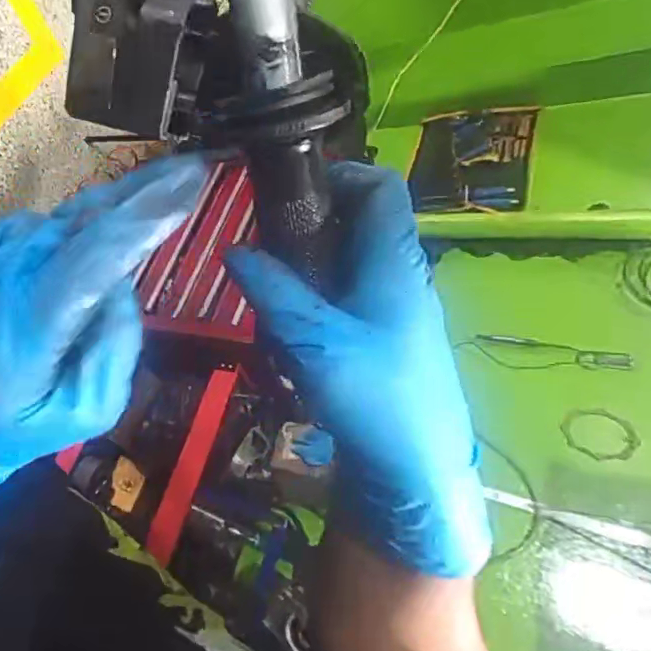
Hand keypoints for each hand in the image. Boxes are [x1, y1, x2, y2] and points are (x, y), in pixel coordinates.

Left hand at [0, 154, 209, 553]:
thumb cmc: (26, 423)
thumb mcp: (93, 408)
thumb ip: (117, 343)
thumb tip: (118, 280)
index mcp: (25, 337)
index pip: (86, 265)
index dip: (138, 224)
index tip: (185, 187)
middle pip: (73, 231)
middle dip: (131, 204)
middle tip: (183, 173)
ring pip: (50, 225)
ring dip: (88, 229)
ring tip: (116, 235)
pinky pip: (20, 229)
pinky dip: (52, 238)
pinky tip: (60, 263)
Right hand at [226, 162, 489, 578]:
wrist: (417, 477)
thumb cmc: (377, 399)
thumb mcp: (315, 341)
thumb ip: (274, 291)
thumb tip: (233, 249)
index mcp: (394, 261)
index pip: (381, 187)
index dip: (340, 173)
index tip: (289, 187)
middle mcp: (399, 276)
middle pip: (357, 223)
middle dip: (308, 225)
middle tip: (262, 243)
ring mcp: (393, 311)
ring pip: (345, 264)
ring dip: (305, 268)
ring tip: (266, 288)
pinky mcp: (381, 341)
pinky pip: (343, 301)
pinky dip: (313, 302)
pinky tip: (285, 333)